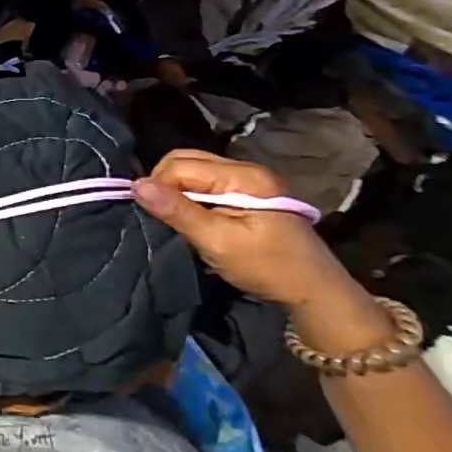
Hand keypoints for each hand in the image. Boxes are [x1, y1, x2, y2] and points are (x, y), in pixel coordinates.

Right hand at [131, 150, 350, 308]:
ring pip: (195, 171)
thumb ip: (178, 211)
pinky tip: (193, 218)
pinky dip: (193, 196)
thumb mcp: (217, 242)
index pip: (181, 164)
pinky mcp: (249, 192)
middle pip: (187, 161)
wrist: (315, 291)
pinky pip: (208, 183)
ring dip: (178, 191)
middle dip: (165, 184)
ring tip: (176, 220)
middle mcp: (246, 168)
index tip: (150, 214)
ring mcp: (249, 179)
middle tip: (161, 216)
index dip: (158, 185)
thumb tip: (137, 186)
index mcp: (242, 175)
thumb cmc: (266, 267)